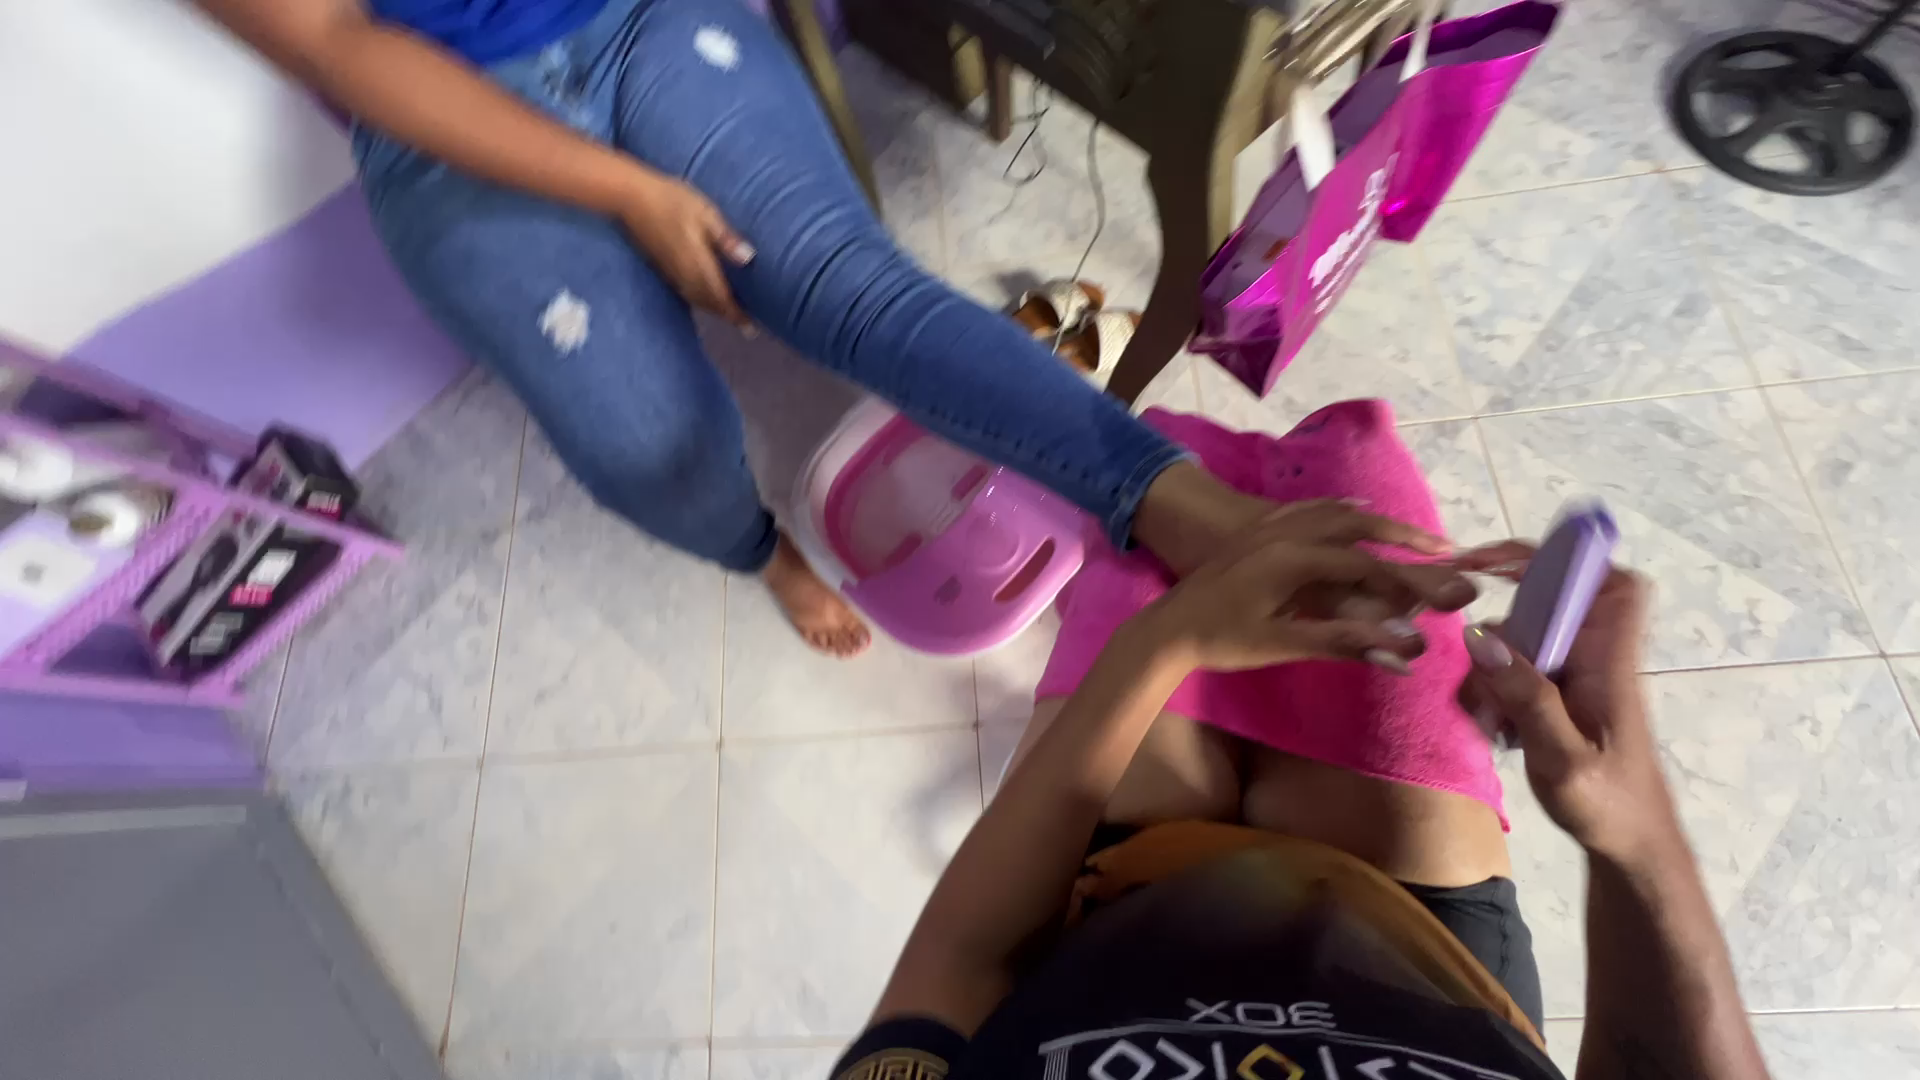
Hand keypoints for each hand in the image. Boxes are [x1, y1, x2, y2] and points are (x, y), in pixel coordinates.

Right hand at [617, 173, 754, 326]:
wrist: (628, 196)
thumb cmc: (671, 200)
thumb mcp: (705, 214)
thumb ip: (726, 238)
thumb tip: (750, 258)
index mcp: (699, 265)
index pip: (721, 298)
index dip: (737, 315)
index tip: (751, 327)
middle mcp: (685, 276)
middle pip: (710, 304)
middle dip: (728, 316)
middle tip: (745, 326)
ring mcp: (672, 273)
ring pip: (697, 300)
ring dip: (714, 310)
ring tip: (729, 315)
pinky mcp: (662, 268)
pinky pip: (686, 293)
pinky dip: (700, 300)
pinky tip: (705, 297)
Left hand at [1135, 505, 1476, 674]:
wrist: (1165, 628)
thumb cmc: (1219, 639)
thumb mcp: (1280, 643)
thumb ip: (1341, 642)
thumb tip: (1404, 651)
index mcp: (1290, 558)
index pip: (1362, 564)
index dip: (1405, 582)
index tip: (1443, 596)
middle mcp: (1281, 534)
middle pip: (1352, 525)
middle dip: (1399, 536)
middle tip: (1443, 549)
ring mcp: (1263, 531)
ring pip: (1327, 513)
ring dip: (1369, 520)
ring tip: (1404, 532)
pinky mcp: (1251, 536)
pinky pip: (1302, 511)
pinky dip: (1331, 510)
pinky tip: (1341, 510)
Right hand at [1455, 541, 1681, 863]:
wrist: (1632, 849)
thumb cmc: (1609, 807)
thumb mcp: (1562, 758)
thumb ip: (1526, 697)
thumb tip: (1480, 633)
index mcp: (1610, 664)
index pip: (1615, 586)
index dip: (1570, 558)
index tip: (1509, 558)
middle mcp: (1594, 659)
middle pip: (1555, 598)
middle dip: (1507, 592)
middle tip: (1457, 599)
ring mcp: (1573, 677)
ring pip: (1524, 635)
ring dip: (1489, 655)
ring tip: (1477, 704)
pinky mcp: (1554, 695)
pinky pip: (1513, 666)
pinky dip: (1488, 682)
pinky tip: (1483, 719)